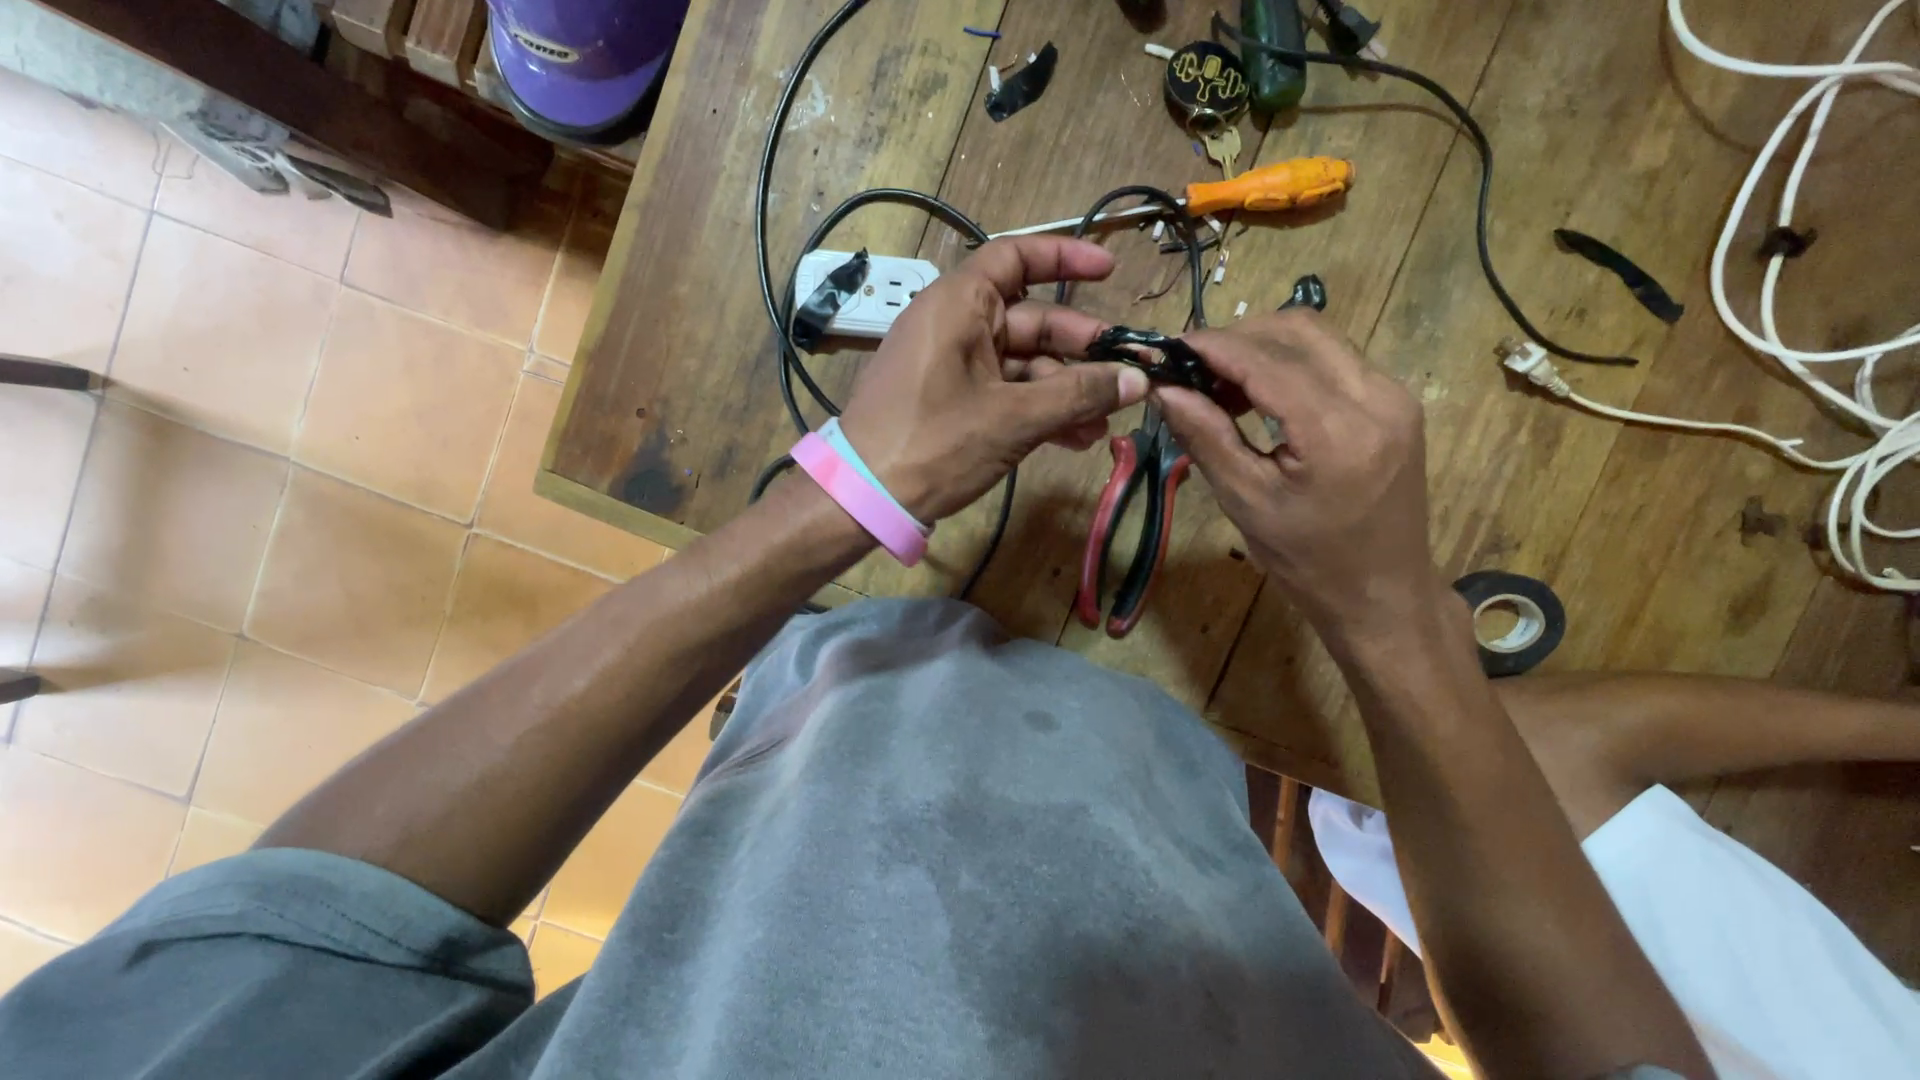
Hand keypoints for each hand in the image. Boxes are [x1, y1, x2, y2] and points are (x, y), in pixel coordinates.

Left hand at [837, 237, 1149, 521]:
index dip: (1065, 258)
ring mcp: (951, 365)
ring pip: (1022, 364)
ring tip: (1105, 423)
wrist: (864, 499)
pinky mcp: (949, 400)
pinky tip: (1075, 438)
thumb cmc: (934, 443)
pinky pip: (1004, 391)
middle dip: (1080, 349)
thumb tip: (1138, 380)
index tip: (1110, 271)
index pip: (1016, 257)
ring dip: (1064, 391)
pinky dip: (1037, 409)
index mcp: (959, 304)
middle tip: (1126, 374)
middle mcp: (954, 324)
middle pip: (1031, 320)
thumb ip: (1078, 394)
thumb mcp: (1013, 418)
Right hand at [1153, 310, 1439, 636]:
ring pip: (1318, 338)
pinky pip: (1335, 360)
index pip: (1266, 360)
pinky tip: (1259, 397)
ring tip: (1220, 385)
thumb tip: (1162, 389)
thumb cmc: (1307, 561)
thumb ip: (1205, 436)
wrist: (1382, 593)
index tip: (1167, 349)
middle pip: (1297, 330)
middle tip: (1191, 369)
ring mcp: (1393, 396)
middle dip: (1236, 338)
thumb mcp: (1245, 502)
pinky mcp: (1396, 402)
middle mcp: (1376, 397)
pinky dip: (1290, 364)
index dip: (1211, 346)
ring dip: (1263, 347)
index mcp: (1336, 431)